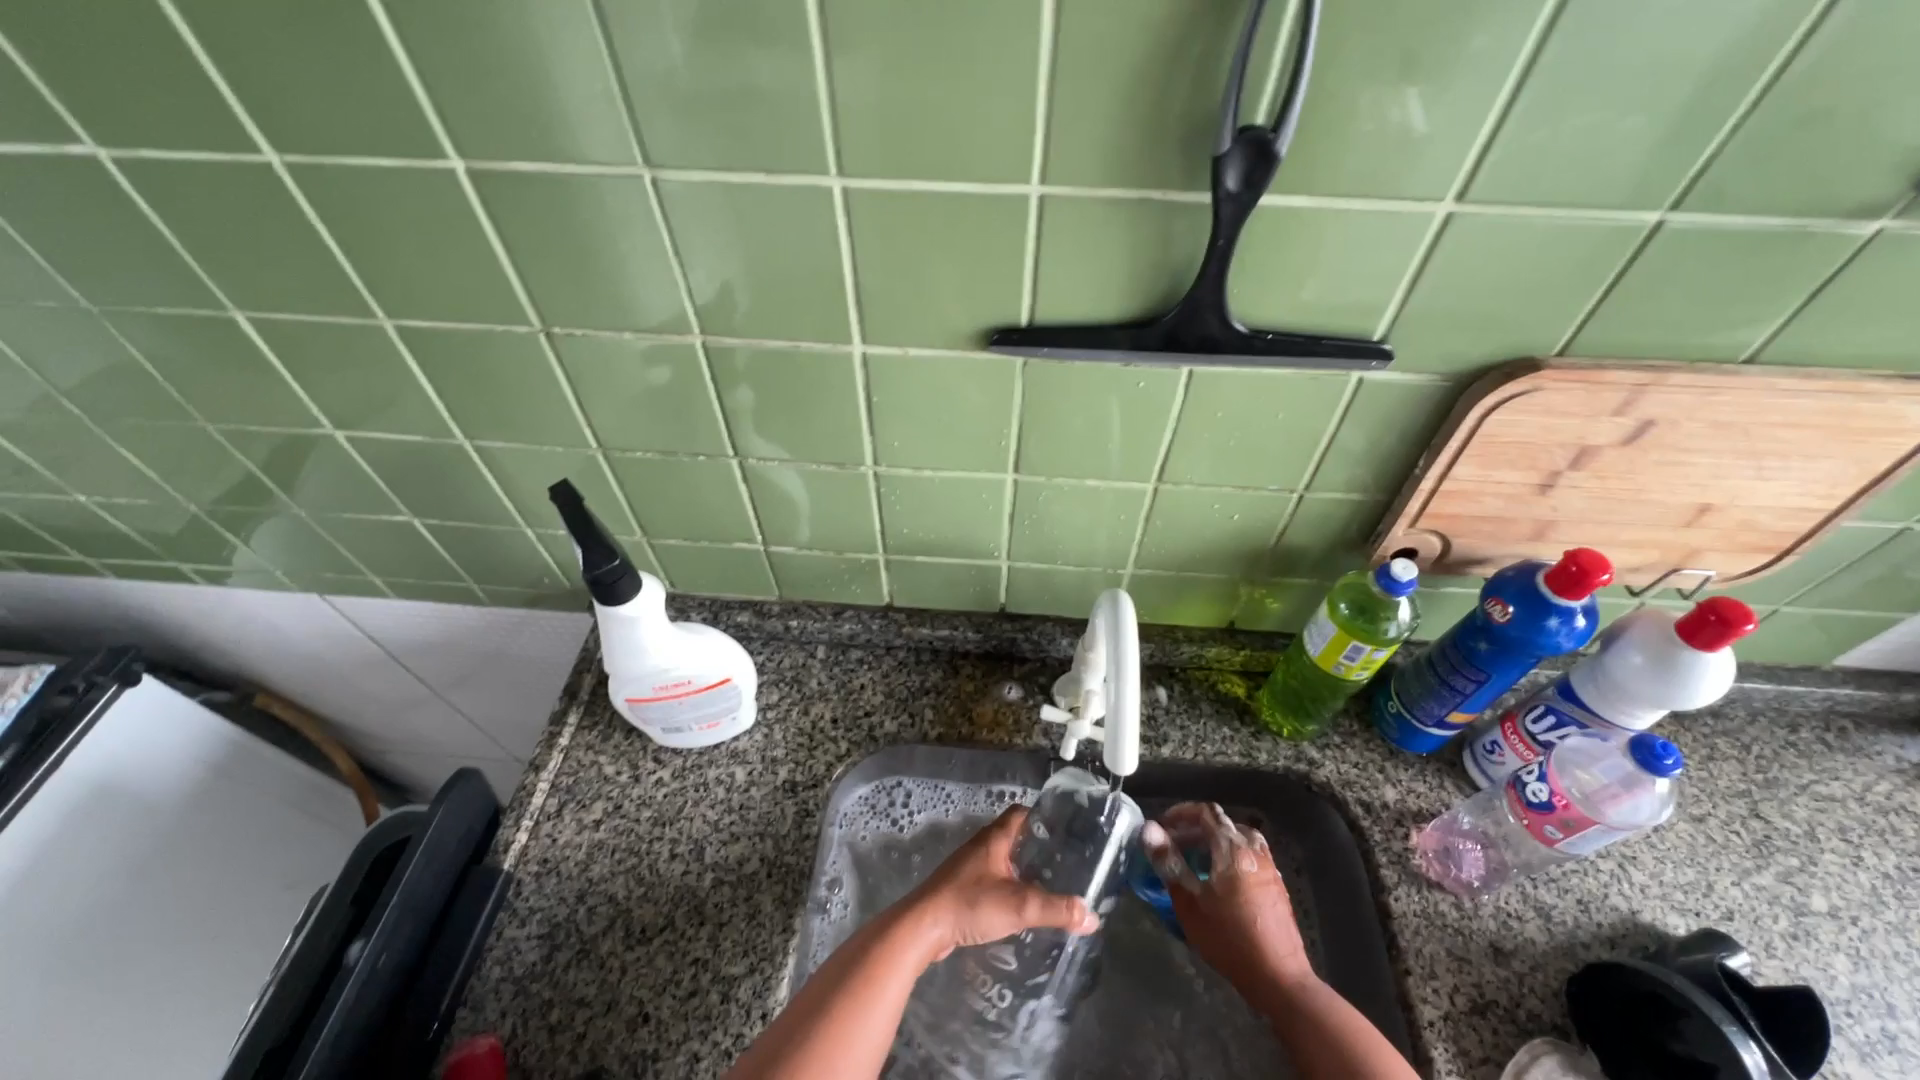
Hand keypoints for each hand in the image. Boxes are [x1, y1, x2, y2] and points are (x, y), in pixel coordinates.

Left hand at [900, 805, 1099, 962]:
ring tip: (1052, 885)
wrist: (923, 927)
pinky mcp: (963, 890)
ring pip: (1004, 861)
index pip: (1022, 814)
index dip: (1044, 817)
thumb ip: (1056, 910)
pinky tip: (1023, 907)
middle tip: (1067, 862)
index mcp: (994, 838)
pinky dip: (1010, 888)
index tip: (1067, 831)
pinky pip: (993, 881)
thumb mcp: (1019, 905)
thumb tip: (1092, 916)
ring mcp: (969, 868)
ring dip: (1024, 870)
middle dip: (1039, 848)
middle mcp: (981, 847)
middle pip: (1015, 838)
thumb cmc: (969, 904)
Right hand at [1141, 802, 1313, 995]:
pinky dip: (1232, 854)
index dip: (1181, 813)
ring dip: (1216, 840)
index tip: (1161, 827)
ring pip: (1240, 838)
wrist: (1278, 976)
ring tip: (1197, 858)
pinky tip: (1221, 878)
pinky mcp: (1277, 886)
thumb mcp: (1189, 901)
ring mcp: (1270, 868)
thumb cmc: (1228, 938)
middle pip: (1223, 824)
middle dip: (1195, 827)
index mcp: (1232, 848)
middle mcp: (1254, 850)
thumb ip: (1169, 862)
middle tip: (1174, 845)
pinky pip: (1251, 855)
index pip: (1206, 813)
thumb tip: (1149, 829)